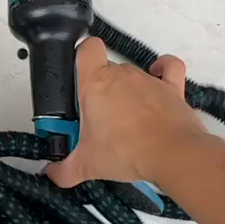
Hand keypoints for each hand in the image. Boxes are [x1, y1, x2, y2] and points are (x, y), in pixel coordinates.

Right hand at [46, 38, 209, 187]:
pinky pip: (168, 68)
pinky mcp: (171, 88)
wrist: (172, 154)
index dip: (80, 57)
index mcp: (95, 84)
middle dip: (98, 92)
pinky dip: (163, 69)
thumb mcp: (87, 165)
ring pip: (131, 75)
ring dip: (125, 92)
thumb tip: (52, 174)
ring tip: (123, 121)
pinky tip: (157, 77)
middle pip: (105, 71)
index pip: (86, 49)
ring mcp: (147, 80)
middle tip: (95, 121)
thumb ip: (64, 170)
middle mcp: (122, 75)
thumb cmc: (129, 150)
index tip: (76, 79)